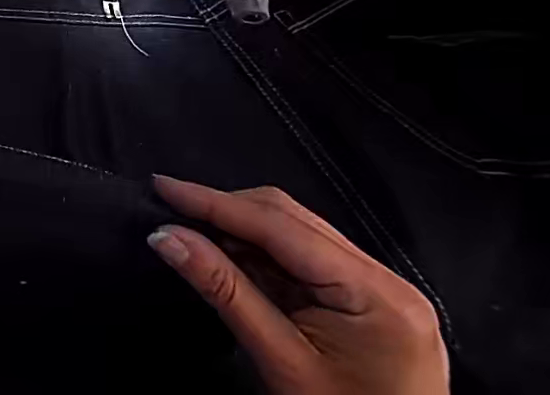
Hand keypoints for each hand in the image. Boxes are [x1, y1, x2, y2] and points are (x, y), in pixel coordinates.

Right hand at [149, 177, 448, 394]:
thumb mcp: (281, 365)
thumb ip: (225, 291)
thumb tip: (166, 237)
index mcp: (374, 290)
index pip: (280, 225)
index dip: (215, 202)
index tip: (164, 185)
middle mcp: (385, 275)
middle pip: (290, 218)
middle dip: (227, 211)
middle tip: (172, 210)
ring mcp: (381, 286)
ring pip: (296, 231)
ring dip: (243, 230)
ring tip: (195, 232)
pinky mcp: (370, 299)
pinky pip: (307, 258)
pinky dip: (265, 255)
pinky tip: (233, 257)